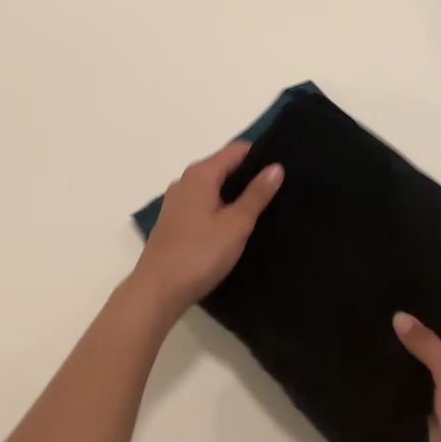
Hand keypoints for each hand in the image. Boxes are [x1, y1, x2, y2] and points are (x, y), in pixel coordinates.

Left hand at [133, 142, 282, 315]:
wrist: (157, 292)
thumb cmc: (200, 254)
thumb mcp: (236, 224)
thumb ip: (256, 194)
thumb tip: (276, 167)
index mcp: (200, 175)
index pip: (236, 150)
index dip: (260, 154)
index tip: (283, 164)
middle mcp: (185, 182)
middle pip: (223, 166)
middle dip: (249, 173)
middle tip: (279, 187)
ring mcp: (177, 203)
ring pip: (213, 187)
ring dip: (235, 192)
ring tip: (263, 205)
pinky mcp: (174, 222)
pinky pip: (204, 203)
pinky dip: (221, 206)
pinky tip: (236, 224)